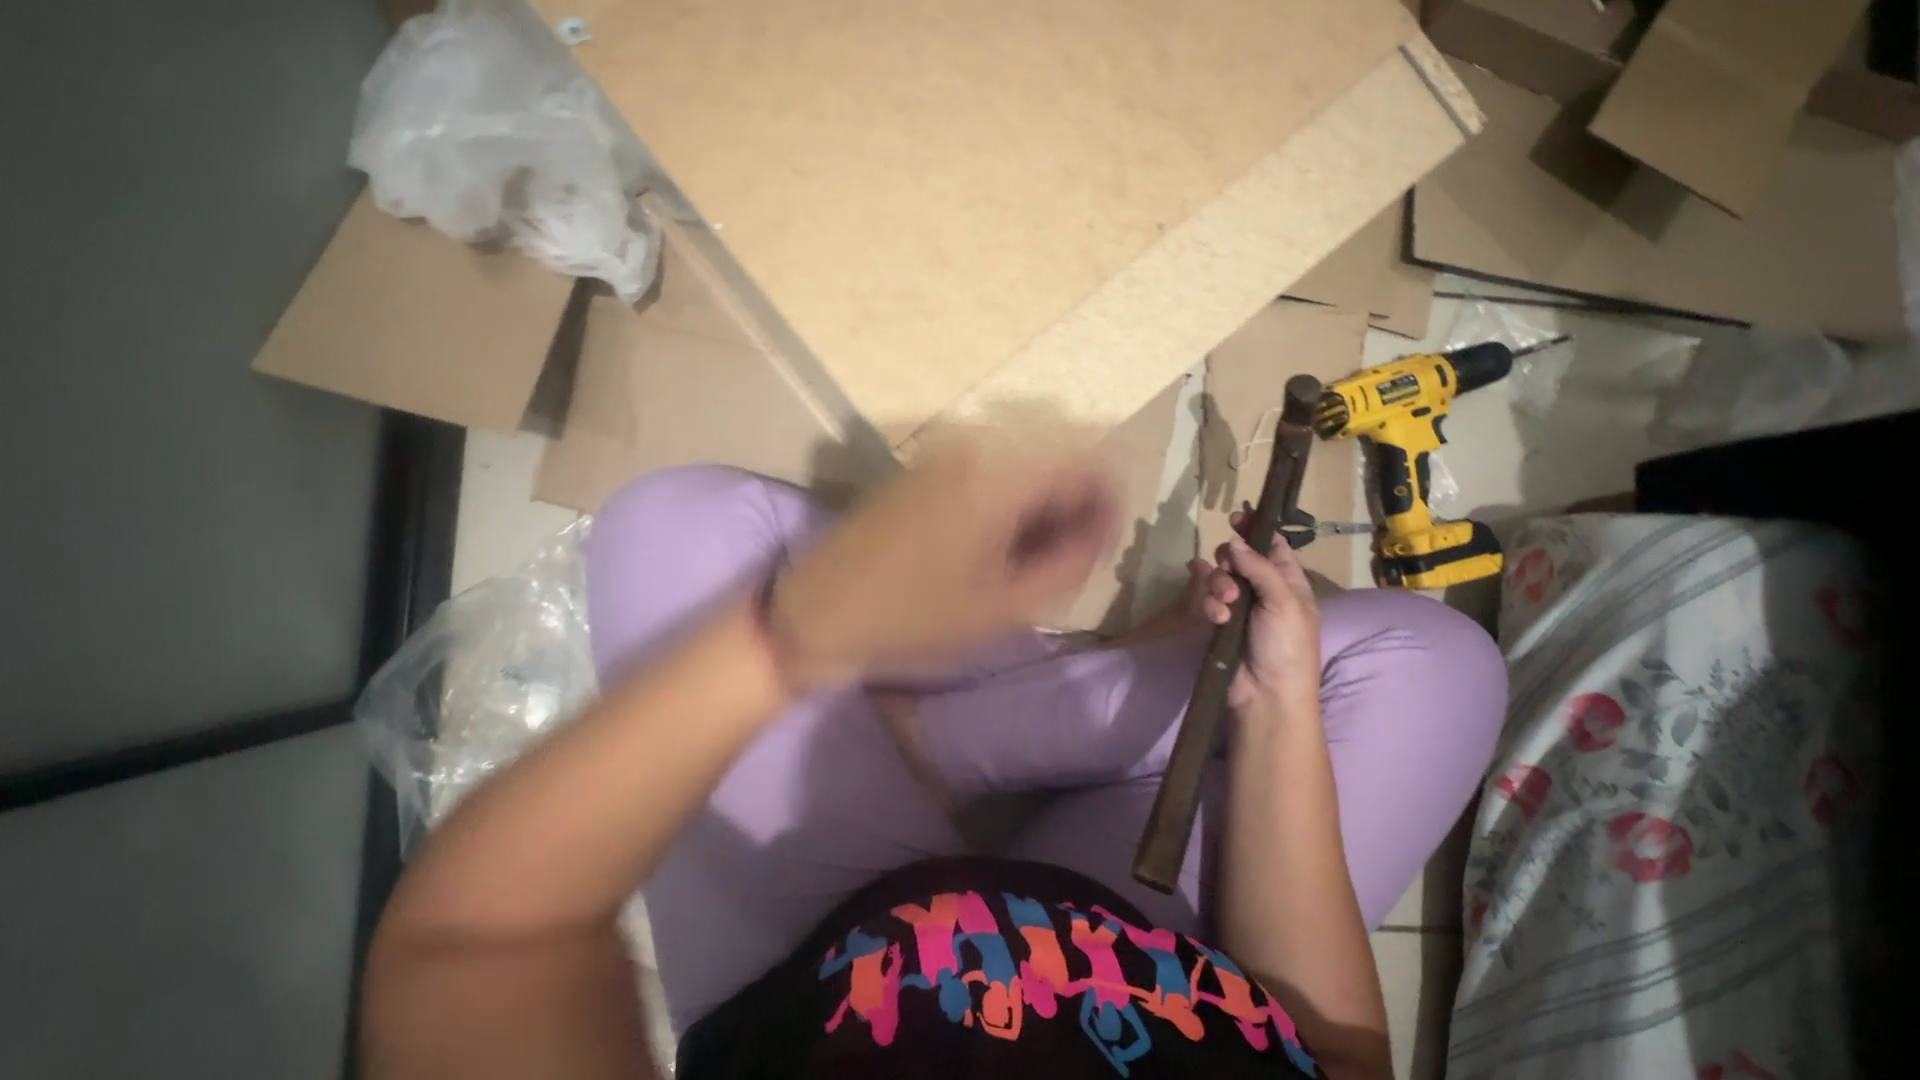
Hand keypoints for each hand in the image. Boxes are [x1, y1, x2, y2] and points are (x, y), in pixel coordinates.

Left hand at [768, 439, 1119, 688]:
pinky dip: (1009, 501)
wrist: (815, 613)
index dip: (1109, 502)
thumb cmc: (911, 619)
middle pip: (1058, 456)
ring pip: (1025, 463)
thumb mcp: (1003, 608)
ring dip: (1042, 506)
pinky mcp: (925, 466)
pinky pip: (991, 469)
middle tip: (1062, 563)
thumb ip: (1068, 564)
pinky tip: (992, 548)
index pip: (1091, 459)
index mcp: (999, 473)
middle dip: (1074, 506)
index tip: (1100, 550)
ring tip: (1025, 562)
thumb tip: (1102, 531)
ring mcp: (945, 451)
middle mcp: (975, 445)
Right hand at [1190, 509, 1322, 718]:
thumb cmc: (1287, 646)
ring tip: (1223, 606)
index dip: (1255, 530)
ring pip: (1220, 578)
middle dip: (1229, 562)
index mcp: (1290, 582)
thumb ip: (1259, 567)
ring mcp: (1242, 608)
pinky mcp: (1221, 623)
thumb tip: (1235, 542)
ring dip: (1218, 586)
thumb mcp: (1283, 601)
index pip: (1273, 546)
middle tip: (1229, 574)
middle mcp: (1265, 591)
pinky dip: (1209, 604)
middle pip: (1239, 559)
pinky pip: (1208, 600)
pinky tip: (1214, 615)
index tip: (1234, 518)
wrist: (1267, 694)